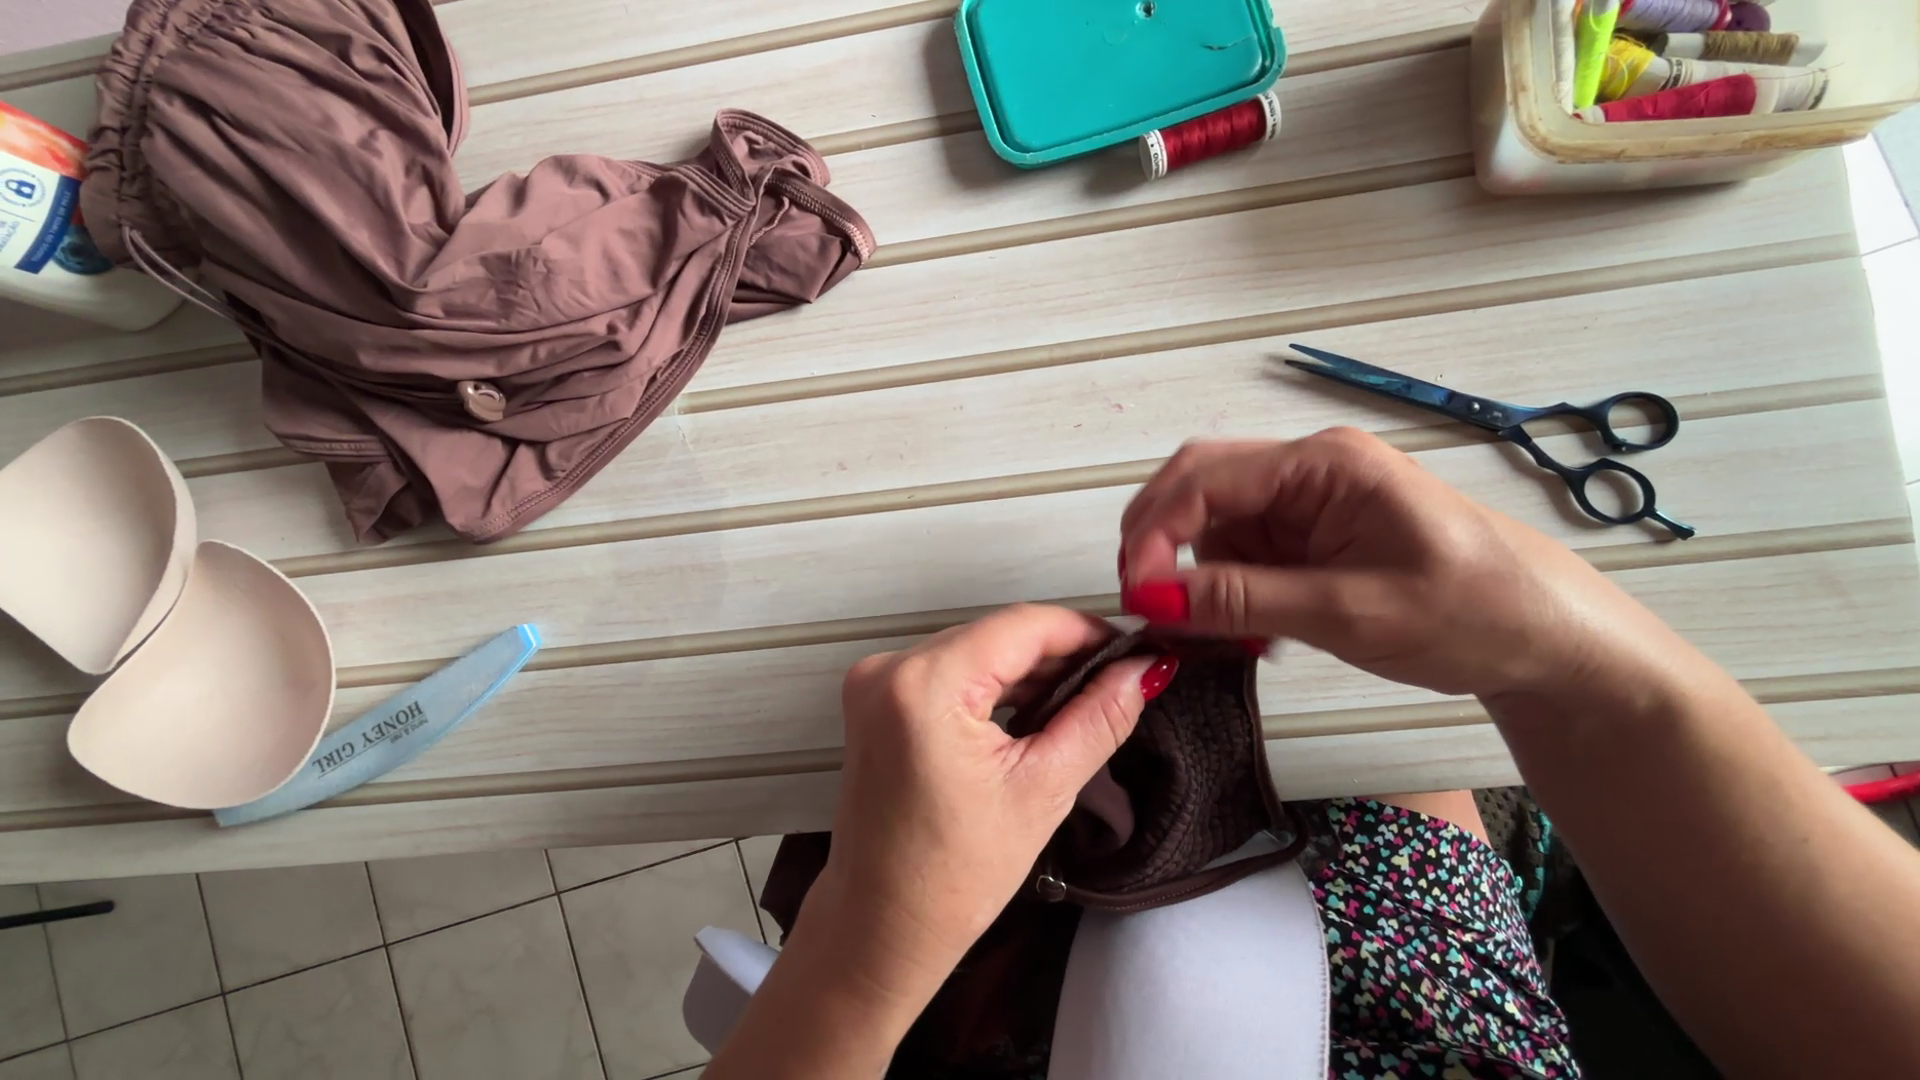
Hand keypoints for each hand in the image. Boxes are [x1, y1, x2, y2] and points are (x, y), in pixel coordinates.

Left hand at [801, 604, 1172, 1006]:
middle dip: (1061, 650)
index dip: (1084, 630)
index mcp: (925, 685)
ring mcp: (876, 681)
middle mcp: (890, 668)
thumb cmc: (952, 876)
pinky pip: (949, 668)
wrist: (881, 923)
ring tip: (1085, 694)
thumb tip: (1142, 671)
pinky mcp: (876, 697)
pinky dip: (994, 681)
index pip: (1022, 625)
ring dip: (1029, 666)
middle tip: (1119, 676)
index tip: (1131, 648)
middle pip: (997, 634)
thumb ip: (1099, 718)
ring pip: (975, 648)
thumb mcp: (1043, 790)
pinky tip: (1035, 703)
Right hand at [1116, 428, 1683, 700]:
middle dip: (1159, 541)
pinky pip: (1238, 551)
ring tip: (1208, 632)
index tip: (1136, 594)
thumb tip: (1150, 598)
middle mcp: (1306, 469)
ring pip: (1211, 523)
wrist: (1548, 640)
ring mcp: (1305, 500)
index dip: (1155, 532)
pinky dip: (1222, 589)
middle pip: (1197, 486)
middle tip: (1145, 604)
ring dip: (1192, 573)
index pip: (1205, 478)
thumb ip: (1242, 601)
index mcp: (1324, 463)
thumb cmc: (1472, 614)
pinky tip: (1244, 630)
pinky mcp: (1308, 533)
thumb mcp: (1350, 613)